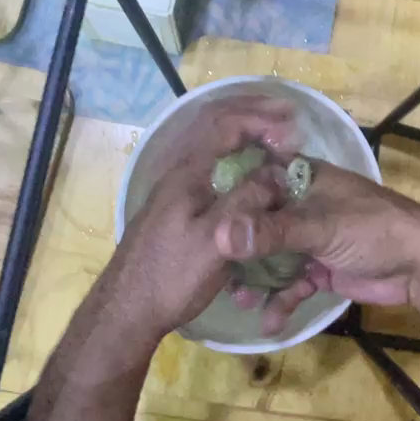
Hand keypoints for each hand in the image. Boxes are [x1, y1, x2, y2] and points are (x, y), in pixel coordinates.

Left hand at [93, 96, 299, 351]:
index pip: (225, 123)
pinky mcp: (178, 202)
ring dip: (243, 126)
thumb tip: (278, 174)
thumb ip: (246, 203)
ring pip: (210, 139)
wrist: (126, 309)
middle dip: (252, 111)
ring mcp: (176, 185)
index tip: (292, 131)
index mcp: (188, 172)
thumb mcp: (216, 243)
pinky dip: (234, 148)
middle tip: (286, 112)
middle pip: (214, 121)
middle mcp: (180, 169)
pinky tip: (249, 164)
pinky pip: (211, 158)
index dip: (261, 119)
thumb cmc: (171, 276)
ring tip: (273, 129)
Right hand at [214, 161, 419, 333]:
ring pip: (274, 257)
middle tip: (215, 276)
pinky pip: (293, 282)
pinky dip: (283, 300)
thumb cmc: (371, 228)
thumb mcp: (319, 227)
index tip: (197, 221)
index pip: (255, 181)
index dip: (228, 200)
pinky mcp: (322, 267)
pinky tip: (272, 321)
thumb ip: (271, 232)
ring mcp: (312, 237)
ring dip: (258, 280)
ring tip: (239, 303)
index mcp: (302, 178)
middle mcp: (303, 204)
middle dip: (239, 252)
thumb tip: (221, 235)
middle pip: (260, 224)